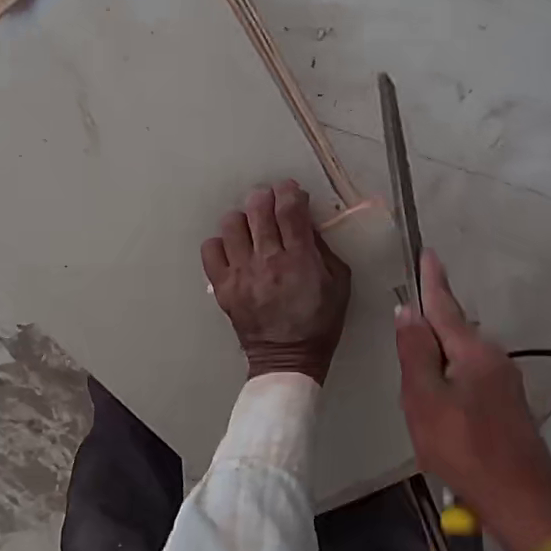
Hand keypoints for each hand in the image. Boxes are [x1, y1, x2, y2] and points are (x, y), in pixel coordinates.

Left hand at [201, 180, 351, 383]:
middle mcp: (267, 261)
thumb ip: (324, 250)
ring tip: (251, 230)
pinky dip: (221, 244)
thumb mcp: (339, 284)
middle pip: (257, 207)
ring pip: (231, 223)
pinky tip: (234, 251)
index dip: (290, 192)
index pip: (289, 208)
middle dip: (266, 198)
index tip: (291, 191)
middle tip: (271, 206)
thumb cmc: (318, 324)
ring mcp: (241, 273)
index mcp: (299, 259)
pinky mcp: (222, 286)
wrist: (286, 358)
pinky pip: (210, 249)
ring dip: (243, 219)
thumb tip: (307, 224)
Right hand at [394, 249, 550, 550]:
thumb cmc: (463, 448)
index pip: (446, 307)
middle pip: (453, 333)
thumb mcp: (425, 400)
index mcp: (474, 353)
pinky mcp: (506, 407)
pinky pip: (468, 379)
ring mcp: (504, 384)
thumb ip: (415, 354)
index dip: (433, 281)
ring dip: (436, 360)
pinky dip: (448, 381)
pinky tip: (437, 406)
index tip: (428, 253)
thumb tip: (408, 311)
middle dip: (428, 328)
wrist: (520, 500)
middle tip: (402, 333)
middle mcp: (494, 360)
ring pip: (460, 359)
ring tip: (413, 382)